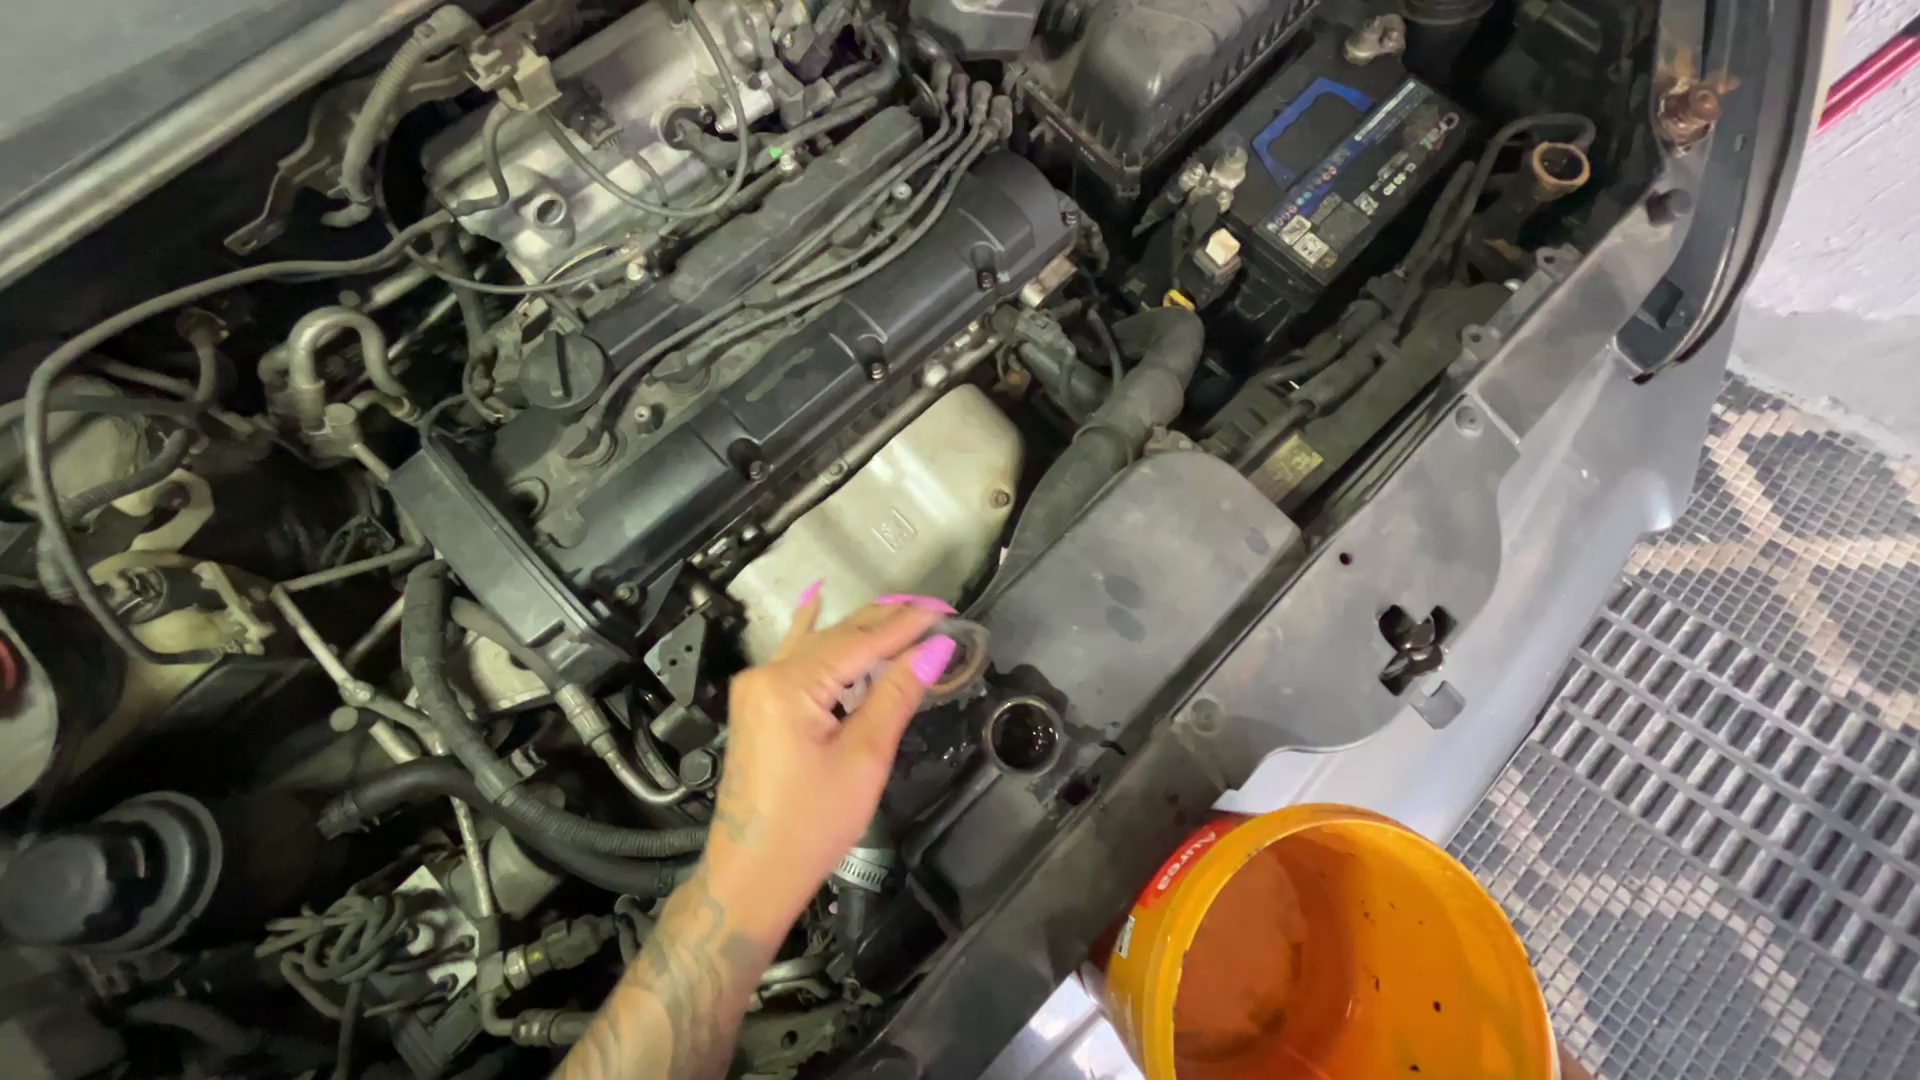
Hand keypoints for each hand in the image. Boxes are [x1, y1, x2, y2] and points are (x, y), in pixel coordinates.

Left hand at [701, 589, 955, 940]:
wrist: (752, 875)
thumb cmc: (810, 825)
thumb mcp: (864, 757)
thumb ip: (896, 693)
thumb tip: (934, 649)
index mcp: (790, 684)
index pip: (860, 640)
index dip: (906, 624)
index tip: (945, 610)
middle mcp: (767, 674)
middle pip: (837, 635)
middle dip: (887, 620)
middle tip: (934, 609)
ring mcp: (757, 688)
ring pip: (818, 643)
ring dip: (861, 628)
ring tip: (902, 609)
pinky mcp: (758, 703)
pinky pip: (792, 655)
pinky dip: (812, 629)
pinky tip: (816, 598)